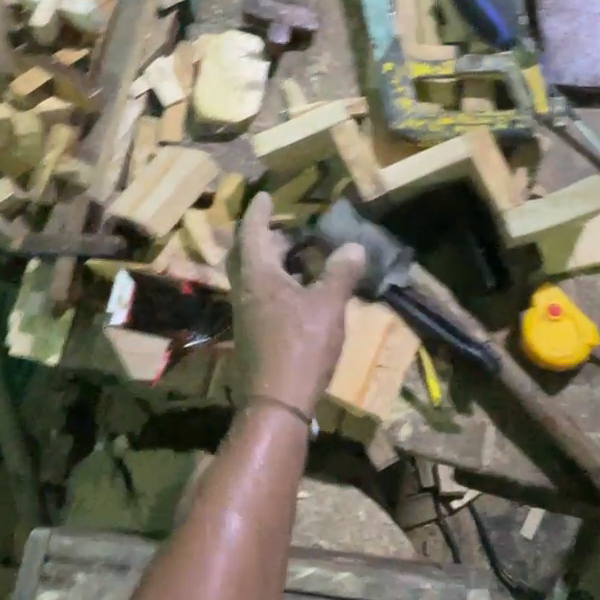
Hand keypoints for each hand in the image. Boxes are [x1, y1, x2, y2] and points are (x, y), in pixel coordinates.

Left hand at [230, 193, 366, 415]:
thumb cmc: (301, 347)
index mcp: (257, 276)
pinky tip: (299, 293)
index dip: (258, 212)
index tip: (264, 196)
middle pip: (248, 254)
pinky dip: (277, 284)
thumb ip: (340, 273)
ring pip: (254, 277)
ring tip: (300, 256)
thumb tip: (355, 247)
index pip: (252, 232)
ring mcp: (245, 315)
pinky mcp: (252, 335)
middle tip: (287, 227)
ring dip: (273, 262)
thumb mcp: (328, 306)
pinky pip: (261, 296)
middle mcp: (244, 291)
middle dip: (265, 237)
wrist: (276, 403)